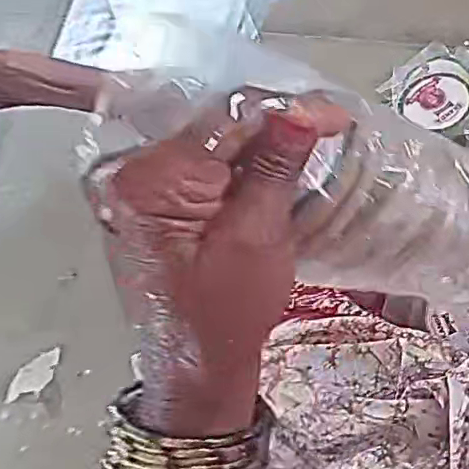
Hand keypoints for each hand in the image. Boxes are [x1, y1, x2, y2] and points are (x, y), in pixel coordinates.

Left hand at [87, 96, 338, 434]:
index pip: (224, 118)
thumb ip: (274, 169)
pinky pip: (210, 156)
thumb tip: (300, 113)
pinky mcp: (157, 192)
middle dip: (278, 120)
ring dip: (268, 137)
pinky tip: (283, 158)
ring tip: (317, 138)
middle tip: (335, 124)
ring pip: (216, 136)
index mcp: (147, 180)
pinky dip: (250, 156)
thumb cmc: (227, 310)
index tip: (339, 116)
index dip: (287, 110)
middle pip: (215, 121)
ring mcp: (139, 180)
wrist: (198, 358)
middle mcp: (129, 169)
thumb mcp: (258, 237)